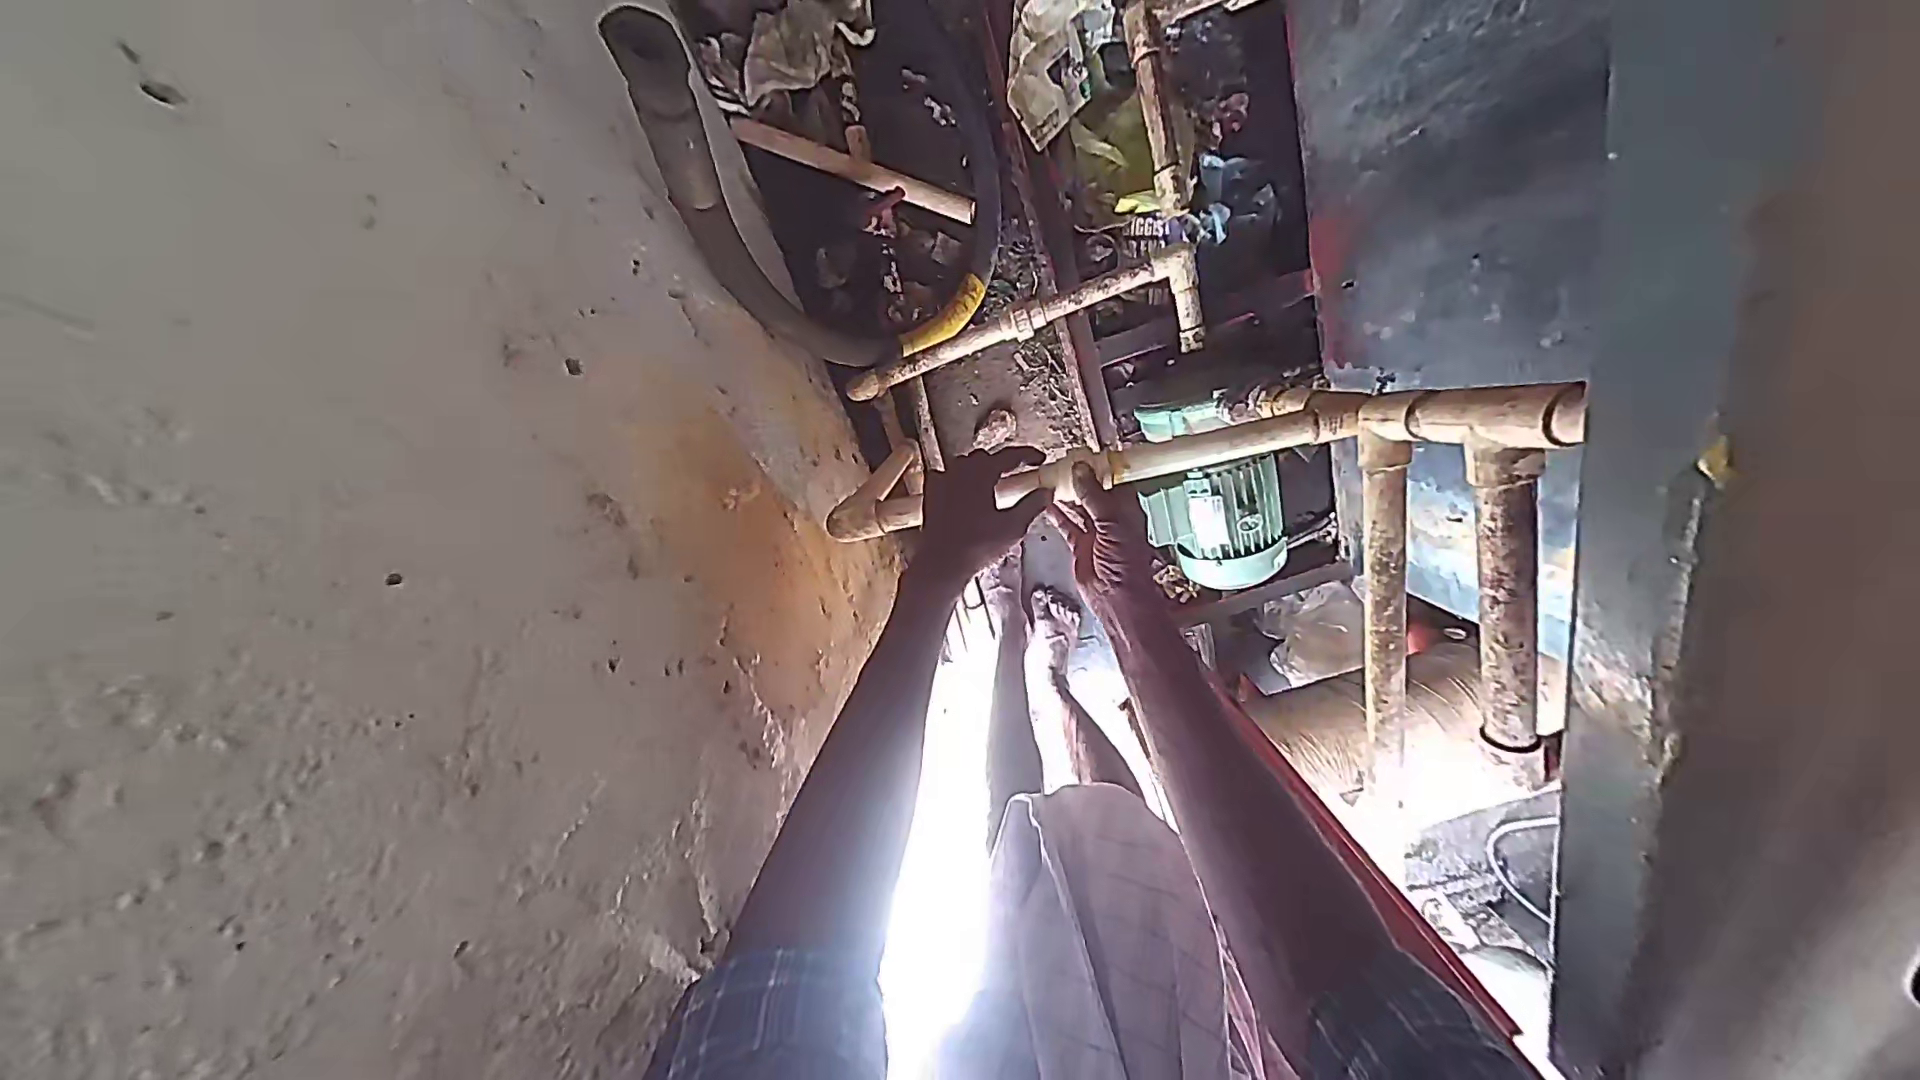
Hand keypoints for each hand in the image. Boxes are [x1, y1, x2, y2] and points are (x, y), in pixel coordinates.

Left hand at [910, 447, 1051, 590]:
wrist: (942, 562)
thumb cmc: (977, 545)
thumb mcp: (1013, 526)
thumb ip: (1031, 505)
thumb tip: (1046, 492)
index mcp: (981, 474)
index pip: (1008, 455)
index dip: (1027, 455)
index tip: (1039, 459)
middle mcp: (959, 472)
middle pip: (984, 457)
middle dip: (1002, 461)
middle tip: (1017, 472)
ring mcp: (942, 481)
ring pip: (964, 465)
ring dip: (980, 469)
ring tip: (993, 482)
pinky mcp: (932, 495)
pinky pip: (946, 477)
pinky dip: (958, 479)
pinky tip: (963, 491)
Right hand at [1049, 463, 1156, 607]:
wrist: (1117, 596)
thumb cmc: (1126, 564)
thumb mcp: (1111, 522)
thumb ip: (1094, 495)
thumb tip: (1081, 470)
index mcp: (1126, 509)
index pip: (1110, 481)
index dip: (1096, 468)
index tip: (1080, 456)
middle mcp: (1112, 519)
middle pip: (1092, 492)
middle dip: (1077, 480)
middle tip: (1059, 466)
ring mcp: (1096, 532)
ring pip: (1078, 507)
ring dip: (1065, 496)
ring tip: (1049, 481)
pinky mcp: (1081, 545)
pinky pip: (1067, 525)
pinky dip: (1056, 515)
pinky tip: (1046, 504)